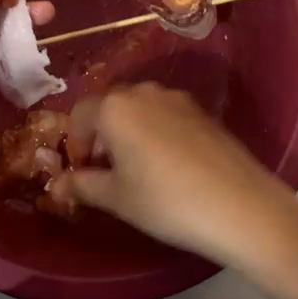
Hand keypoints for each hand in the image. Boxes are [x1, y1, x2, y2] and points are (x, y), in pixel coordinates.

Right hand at [53, 83, 297, 265]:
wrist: (240, 206)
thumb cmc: (165, 201)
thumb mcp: (117, 198)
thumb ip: (82, 186)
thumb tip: (57, 185)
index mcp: (114, 107)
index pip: (78, 115)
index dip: (74, 144)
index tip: (81, 173)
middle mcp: (142, 92)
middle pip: (108, 108)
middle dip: (100, 136)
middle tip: (105, 173)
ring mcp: (176, 99)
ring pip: (138, 110)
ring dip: (128, 133)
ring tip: (137, 171)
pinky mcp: (202, 112)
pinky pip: (165, 116)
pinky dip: (155, 134)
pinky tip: (168, 167)